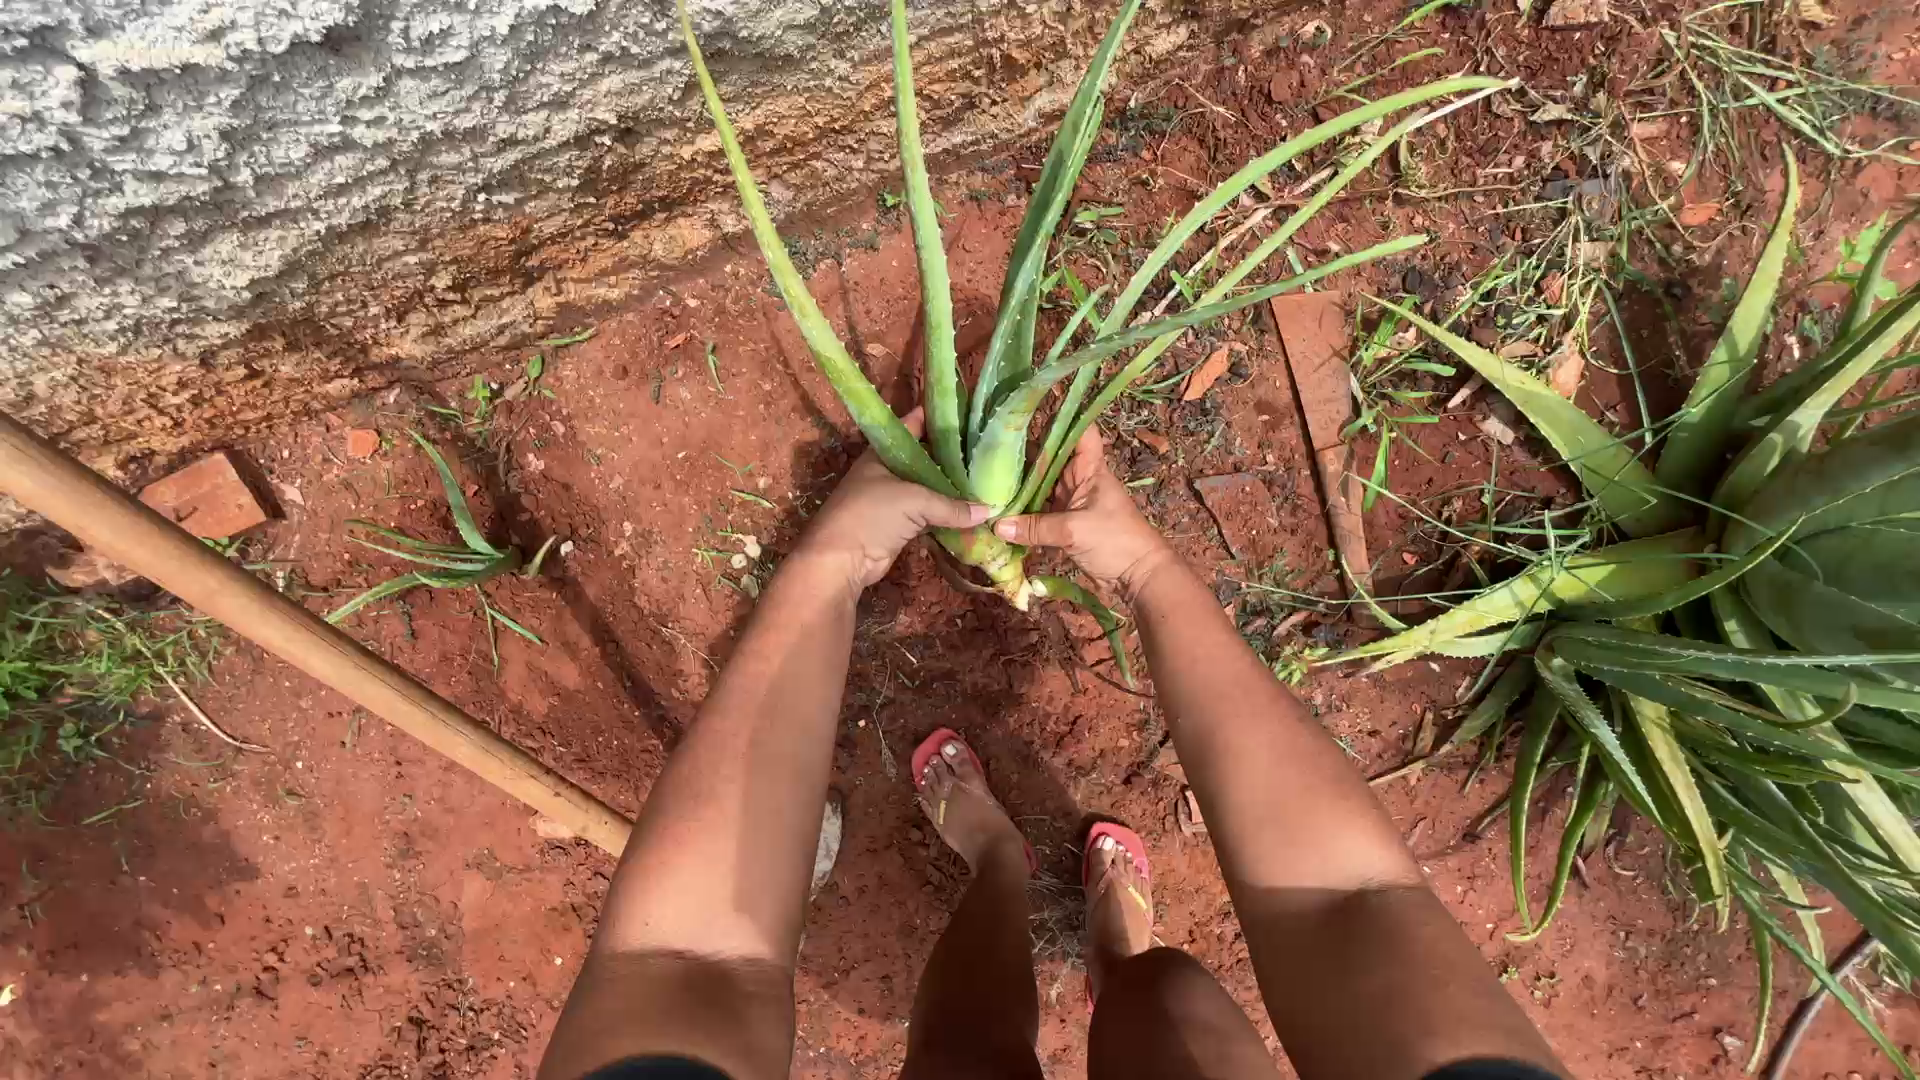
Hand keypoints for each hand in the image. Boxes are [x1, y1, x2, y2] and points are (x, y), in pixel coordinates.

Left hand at [794, 408, 991, 600]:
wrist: (841, 559)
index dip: (936, 419)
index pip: (912, 426)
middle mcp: (888, 472)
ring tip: (984, 480)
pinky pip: (929, 515)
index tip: (967, 416)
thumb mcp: (914, 500)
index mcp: (883, 453)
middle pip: (925, 459)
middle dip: (952, 457)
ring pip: (929, 489)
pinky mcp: (900, 526)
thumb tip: (988, 510)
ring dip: (951, 489)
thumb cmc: (871, 514)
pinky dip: (947, 515)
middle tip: (985, 452)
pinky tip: (971, 512)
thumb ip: (951, 505)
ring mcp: (893, 500)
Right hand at [992, 428, 1176, 602]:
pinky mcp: (1063, 524)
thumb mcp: (1074, 530)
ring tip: (985, 483)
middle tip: (987, 456)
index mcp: (1089, 469)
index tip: (1028, 416)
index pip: (1078, 432)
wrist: (1137, 576)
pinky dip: (1021, 515)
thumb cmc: (1116, 541)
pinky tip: (998, 513)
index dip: (1059, 420)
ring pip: (1039, 488)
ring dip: (1018, 490)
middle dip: (1022, 459)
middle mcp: (1077, 480)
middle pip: (1048, 460)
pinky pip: (1038, 513)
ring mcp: (1069, 502)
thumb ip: (1036, 527)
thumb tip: (997, 526)